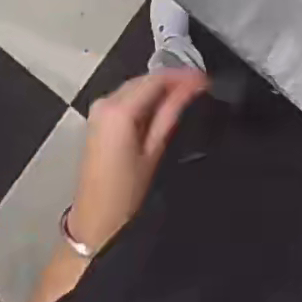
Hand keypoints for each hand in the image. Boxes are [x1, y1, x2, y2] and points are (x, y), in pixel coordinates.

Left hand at [68, 69, 207, 247]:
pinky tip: (165, 107)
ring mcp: (98, 110)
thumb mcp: (154, 153)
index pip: (155, 80)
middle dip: (172, 80)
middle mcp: (105, 102)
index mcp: (118, 110)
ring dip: (160, 89)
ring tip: (189, 95)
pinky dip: (146, 99)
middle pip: (143, 81)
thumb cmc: (128, 194)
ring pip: (135, 88)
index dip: (181, 76)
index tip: (206, 79)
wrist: (95, 224)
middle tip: (202, 86)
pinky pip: (126, 99)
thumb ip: (170, 115)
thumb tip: (192, 87)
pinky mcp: (98, 120)